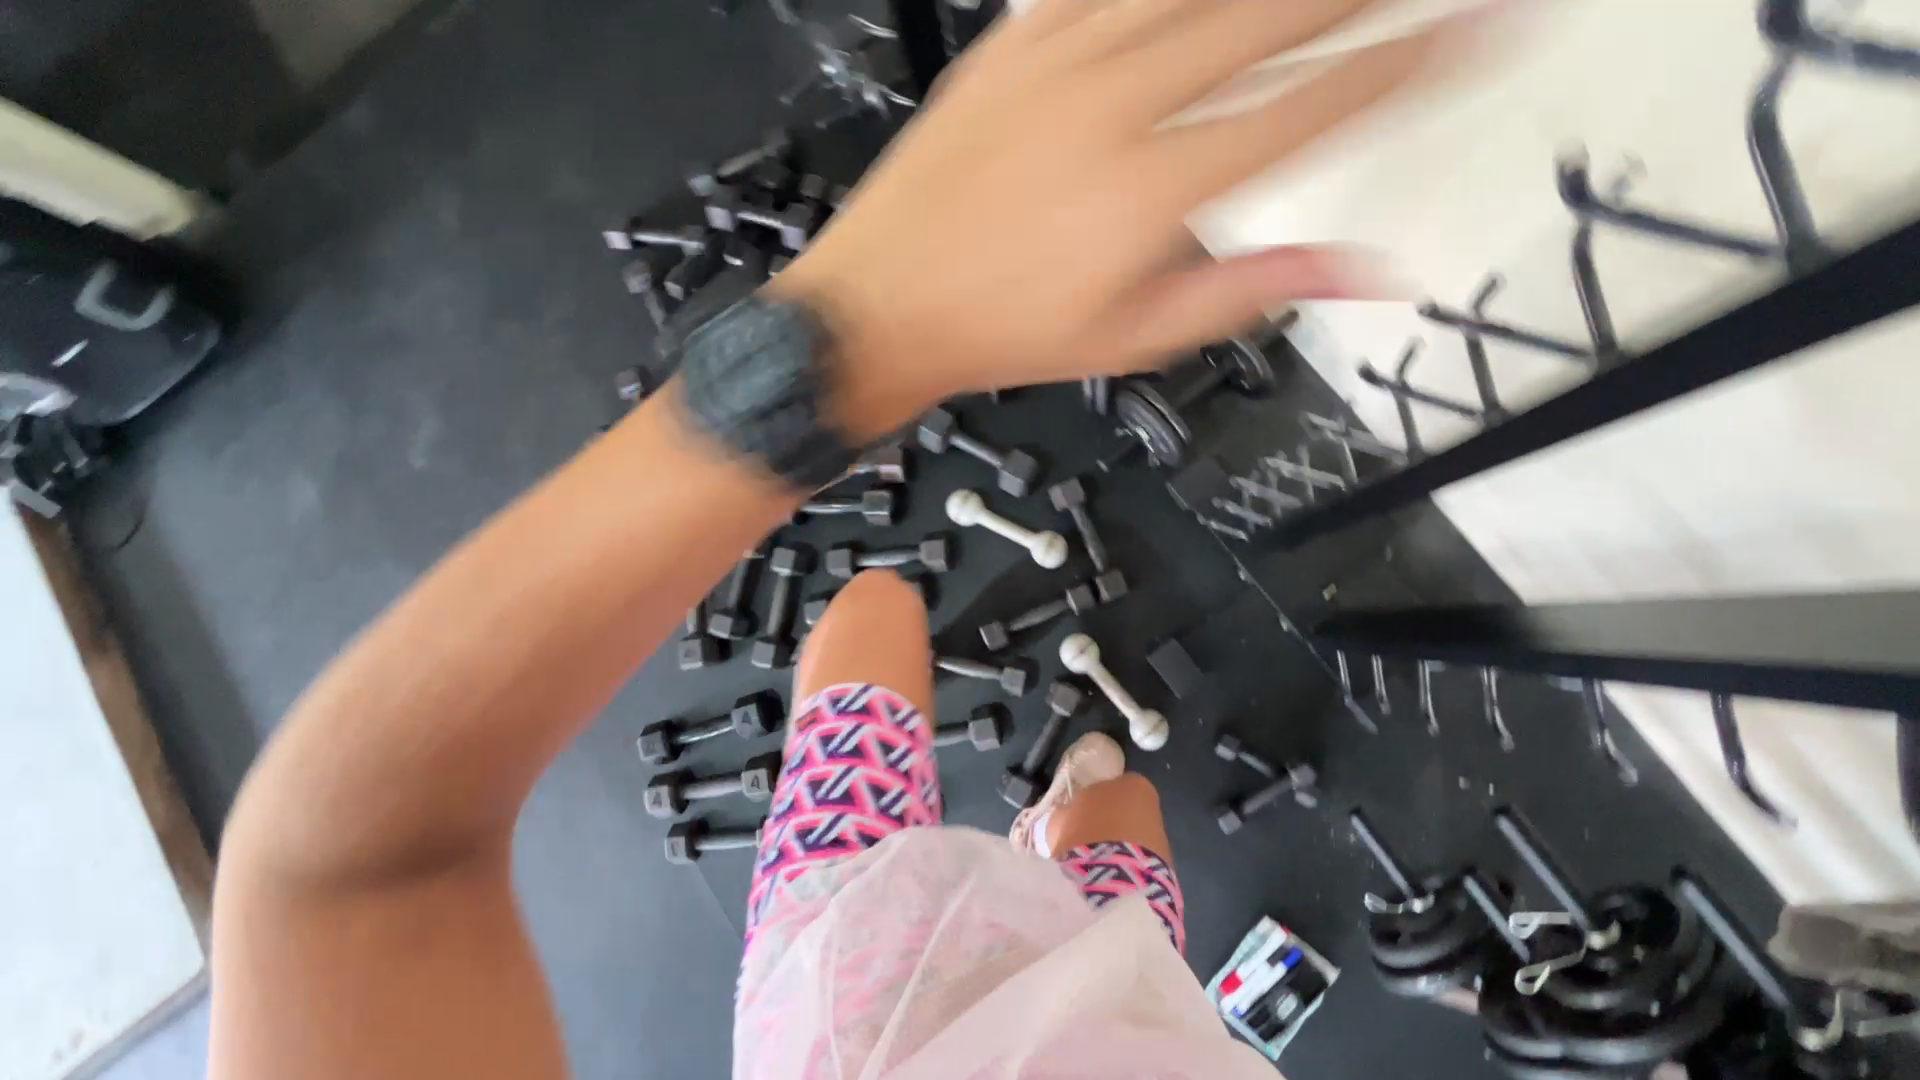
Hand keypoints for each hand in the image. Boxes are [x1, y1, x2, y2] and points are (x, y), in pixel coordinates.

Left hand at [775, 0, 1488, 434]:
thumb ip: (1251, 288)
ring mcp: (1058, 64)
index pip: (1314, 105)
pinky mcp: (1010, 47)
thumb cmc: (1000, 330)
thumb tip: (1362, 270)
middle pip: (1272, 14)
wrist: (884, 306)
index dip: (1408, 63)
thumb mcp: (1135, 338)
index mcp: (1157, 189)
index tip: (1477, 31)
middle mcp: (1116, 106)